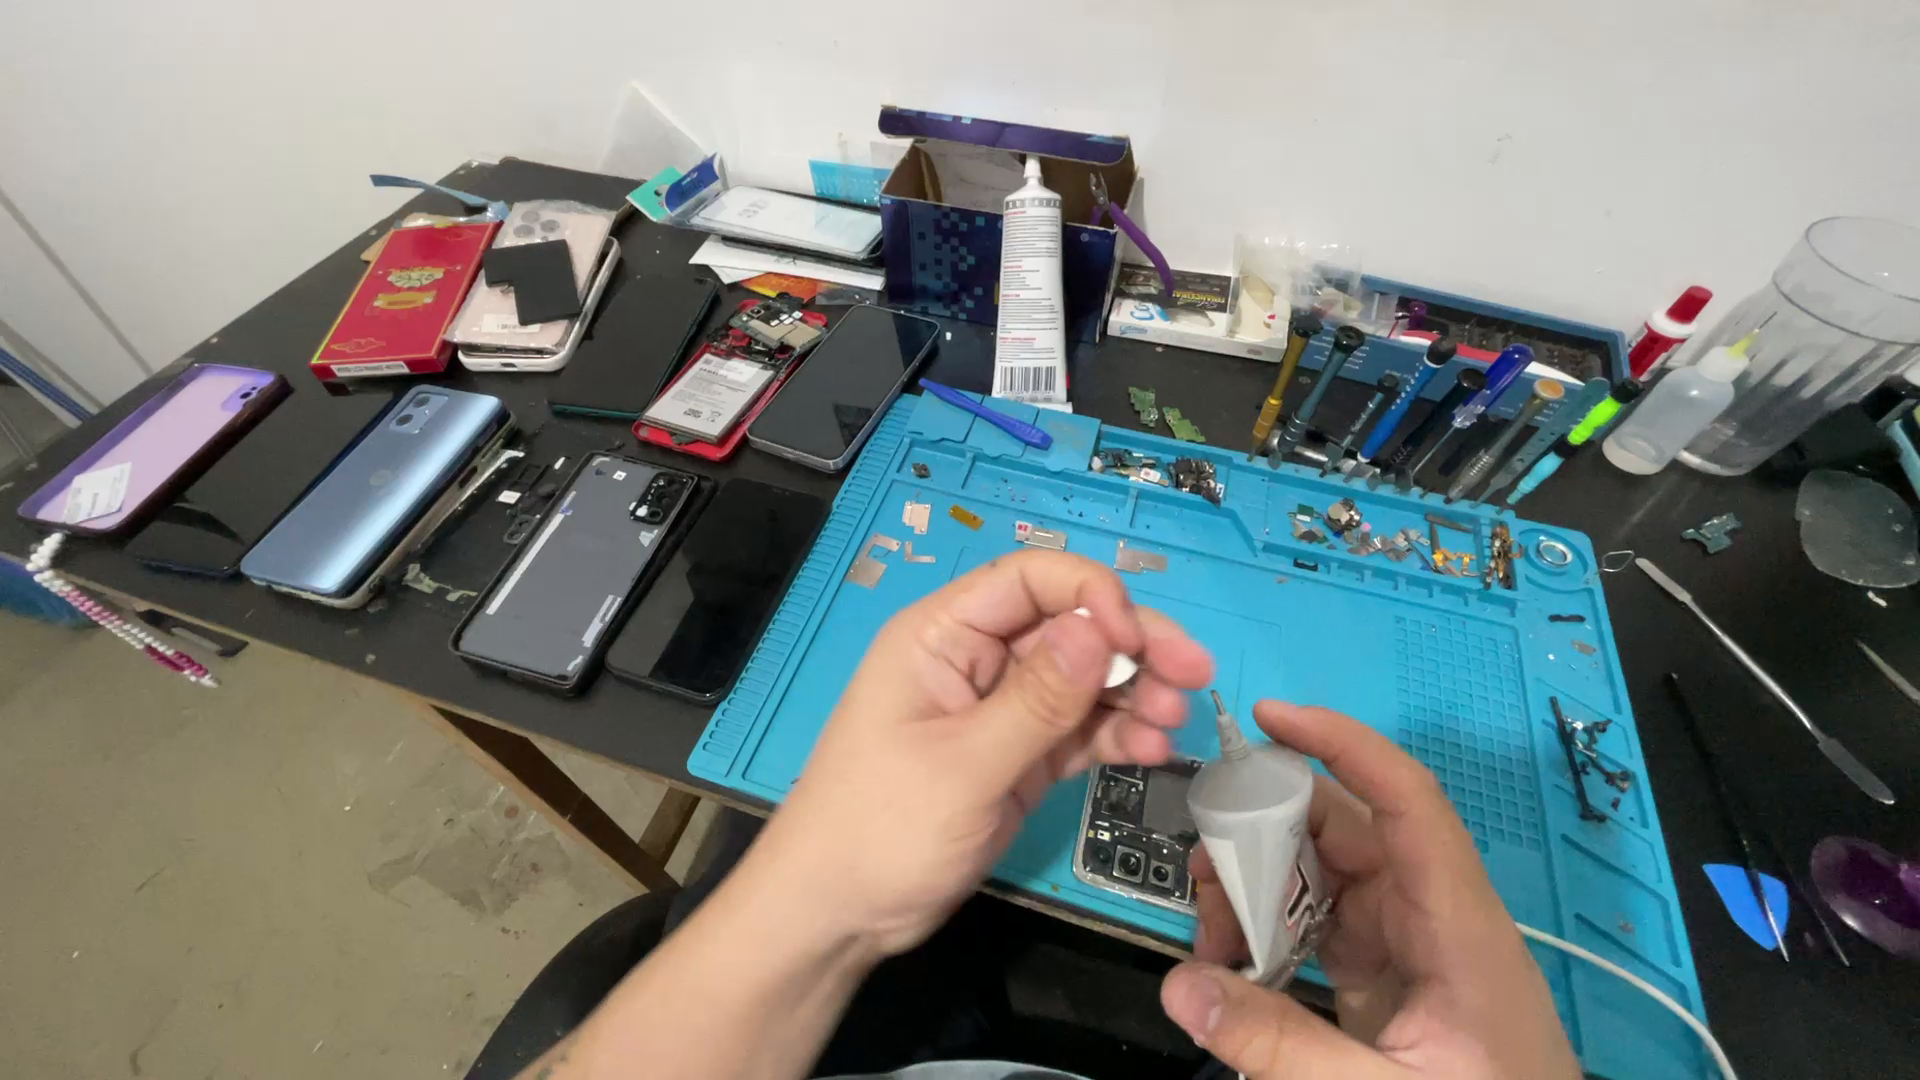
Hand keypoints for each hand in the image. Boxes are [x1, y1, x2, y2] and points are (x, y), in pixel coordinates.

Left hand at [747, 551, 1213, 958]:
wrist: (842, 913)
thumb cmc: (882, 826)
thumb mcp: (963, 763)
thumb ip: (1036, 699)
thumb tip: (1100, 631)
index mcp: (943, 635)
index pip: (1026, 581)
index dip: (1089, 594)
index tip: (1137, 637)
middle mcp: (976, 660)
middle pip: (1066, 628)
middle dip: (1131, 645)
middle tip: (1194, 672)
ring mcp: (1001, 709)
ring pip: (1081, 679)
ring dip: (1133, 693)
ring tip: (1174, 723)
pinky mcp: (1019, 754)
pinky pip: (1077, 728)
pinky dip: (1115, 734)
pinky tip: (1150, 749)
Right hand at [1161, 701, 1578, 1078]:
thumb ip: (1278, 1046)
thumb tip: (1176, 985)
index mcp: (1458, 925)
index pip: (1407, 800)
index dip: (1342, 743)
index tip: (1269, 716)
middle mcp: (1429, 914)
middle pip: (1340, 830)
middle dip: (1263, 832)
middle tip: (1203, 861)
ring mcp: (1403, 941)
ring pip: (1315, 871)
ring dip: (1255, 888)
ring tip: (1211, 936)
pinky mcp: (1380, 969)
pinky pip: (1308, 917)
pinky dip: (1264, 927)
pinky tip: (1233, 963)